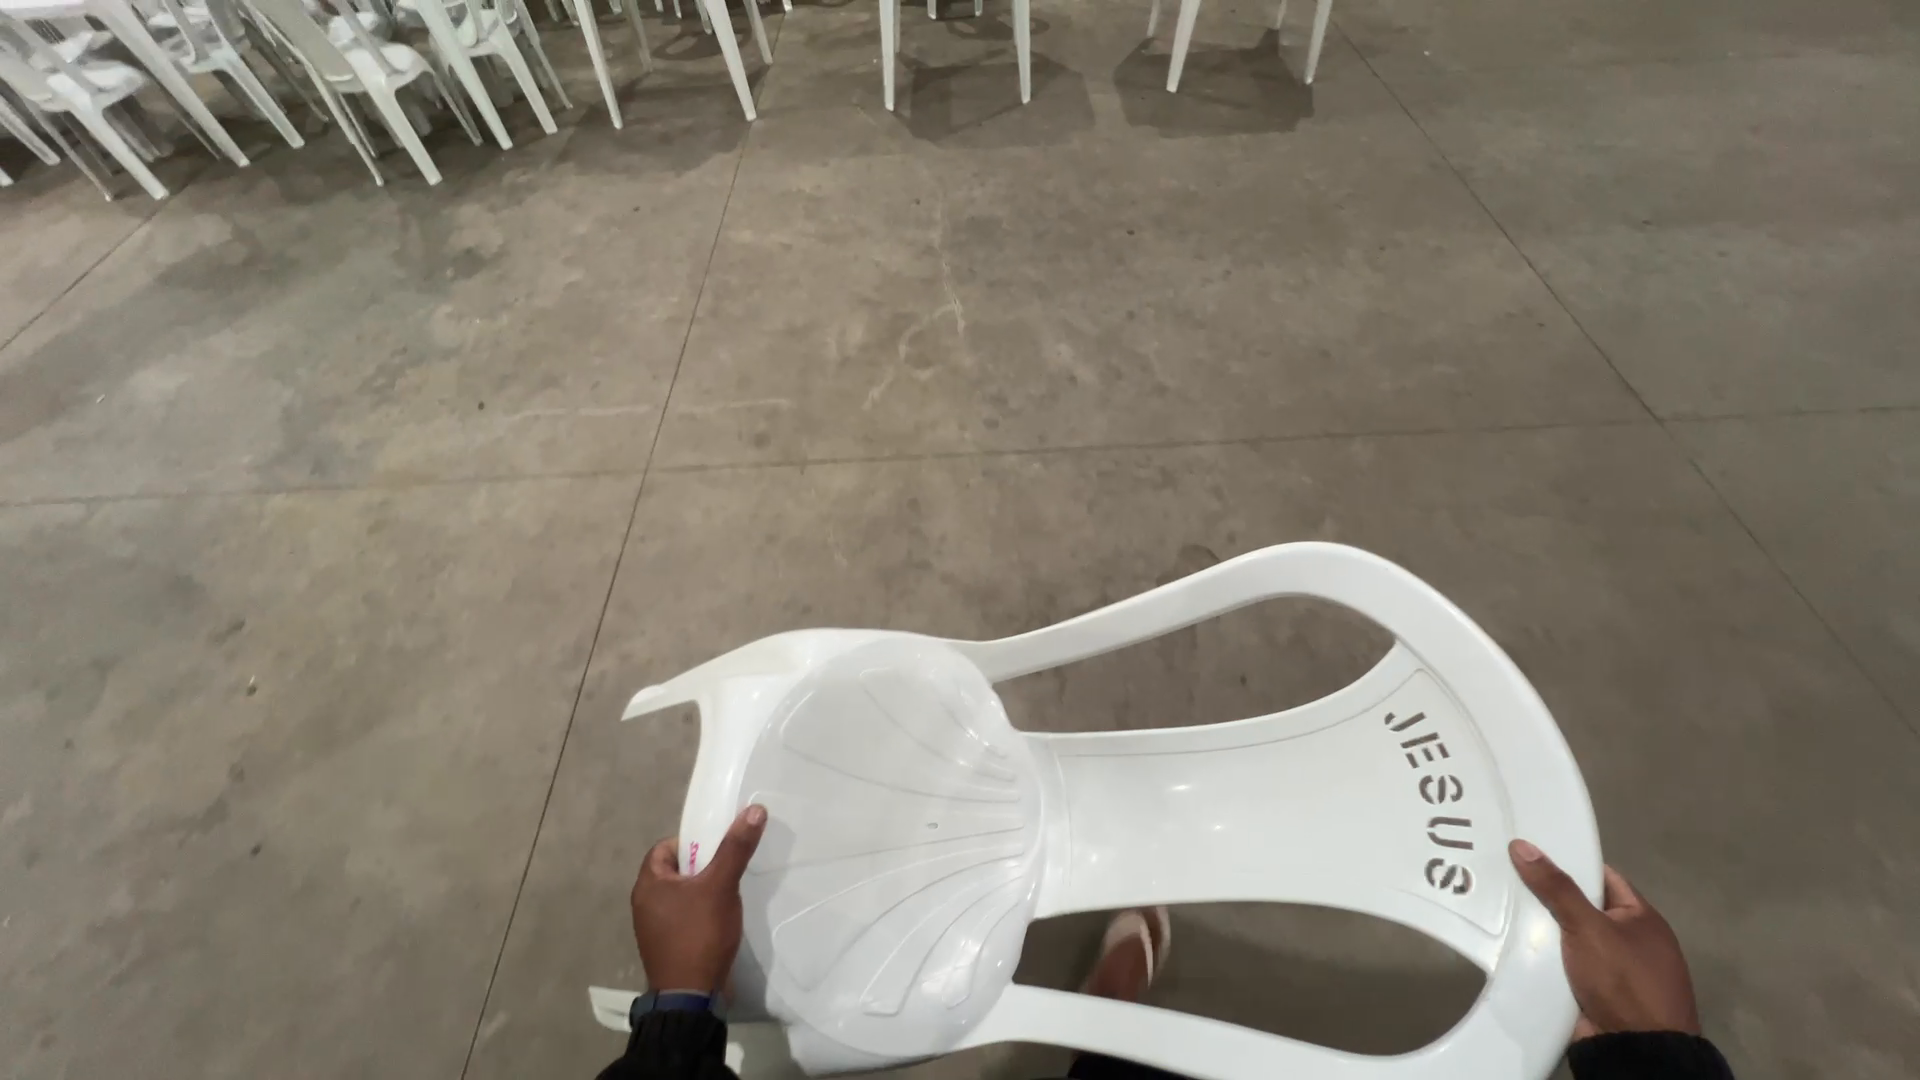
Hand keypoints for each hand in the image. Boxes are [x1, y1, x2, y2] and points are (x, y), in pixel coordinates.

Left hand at [630, 805, 767, 993]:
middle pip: (676, 869)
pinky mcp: (669, 945)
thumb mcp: (721, 885)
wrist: (692, 996)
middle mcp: (645, 904)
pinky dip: (702, 910)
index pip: (665, 848)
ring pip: (682, 893)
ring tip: (729, 890)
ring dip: (705, 888)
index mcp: (648, 885)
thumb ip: (736, 848)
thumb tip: (754, 810)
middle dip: (703, 864)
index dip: (691, 842)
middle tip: (728, 865)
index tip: (716, 846)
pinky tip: (723, 915)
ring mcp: (655, 928)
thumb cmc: (699, 934)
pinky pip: (685, 915)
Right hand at [1509, 840, 1700, 1038]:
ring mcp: (1610, 964)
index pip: (1601, 876)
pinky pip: (1559, 955)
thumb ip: (1556, 887)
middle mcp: (1629, 938)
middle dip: (1543, 889)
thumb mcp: (1589, 927)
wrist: (1636, 1051)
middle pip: (1578, 902)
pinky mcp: (1590, 985)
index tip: (1528, 847)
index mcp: (1642, 919)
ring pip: (1565, 930)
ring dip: (1537, 920)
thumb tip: (1522, 845)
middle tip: (1501, 868)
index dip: (1567, 859)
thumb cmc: (1624, 981)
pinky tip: (1507, 934)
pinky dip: (1538, 946)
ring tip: (1494, 896)